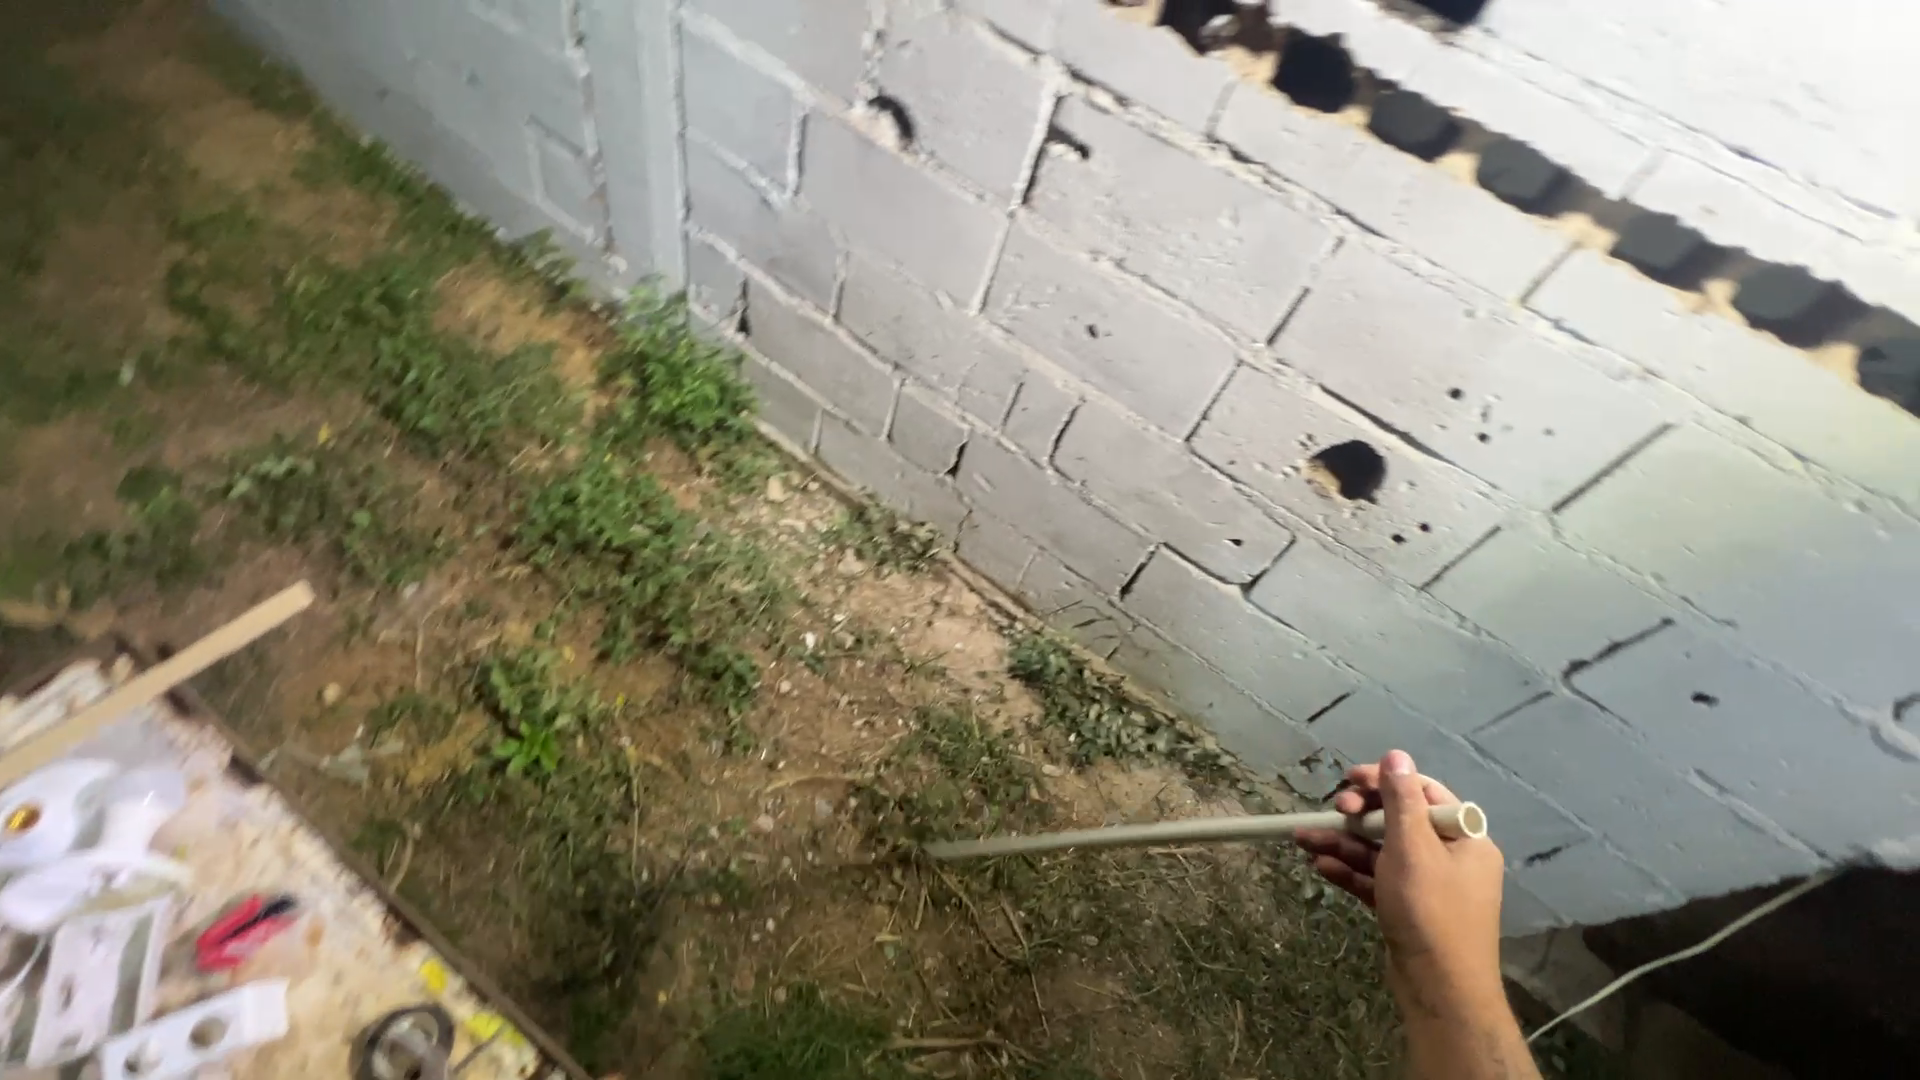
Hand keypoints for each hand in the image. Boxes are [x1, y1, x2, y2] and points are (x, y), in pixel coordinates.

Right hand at [1295, 750, 1505, 1000]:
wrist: (1439, 990)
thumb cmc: (1429, 910)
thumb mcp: (1412, 848)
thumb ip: (1400, 800)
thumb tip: (1396, 755)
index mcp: (1463, 839)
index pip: (1422, 793)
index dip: (1384, 781)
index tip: (1350, 779)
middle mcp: (1448, 857)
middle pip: (1395, 821)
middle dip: (1356, 816)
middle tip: (1333, 812)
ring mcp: (1425, 884)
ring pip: (1377, 850)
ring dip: (1340, 843)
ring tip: (1302, 840)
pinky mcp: (1404, 906)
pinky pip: (1373, 878)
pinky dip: (1348, 870)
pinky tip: (1319, 867)